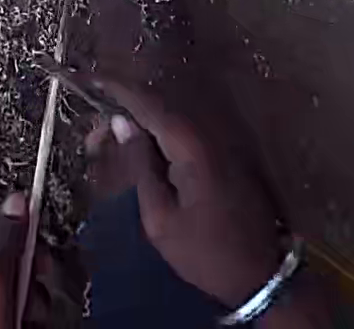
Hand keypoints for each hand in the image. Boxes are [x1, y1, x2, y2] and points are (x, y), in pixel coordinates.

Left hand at [0, 192, 27, 328]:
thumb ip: (6, 238)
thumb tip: (17, 198)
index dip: (21, 225)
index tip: (41, 241)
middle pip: (7, 254)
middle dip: (29, 271)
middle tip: (37, 292)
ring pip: (13, 286)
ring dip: (30, 302)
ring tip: (31, 321)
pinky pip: (9, 313)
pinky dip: (21, 320)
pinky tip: (23, 328)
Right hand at [92, 79, 286, 308]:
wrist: (265, 274)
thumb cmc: (208, 251)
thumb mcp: (161, 219)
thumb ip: (139, 165)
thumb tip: (120, 122)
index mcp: (187, 142)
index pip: (144, 100)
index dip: (114, 87)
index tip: (88, 79)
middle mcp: (204, 129)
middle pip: (154, 104)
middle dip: (120, 111)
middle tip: (94, 136)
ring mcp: (216, 136)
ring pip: (167, 115)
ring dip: (137, 121)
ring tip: (111, 142)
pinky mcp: (222, 148)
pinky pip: (181, 128)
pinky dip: (156, 131)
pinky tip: (141, 147)